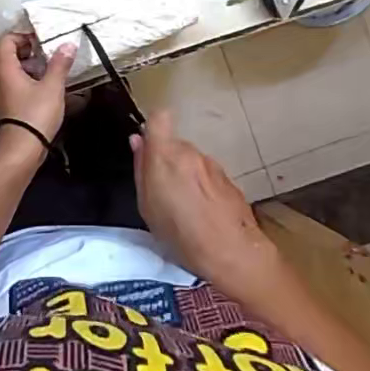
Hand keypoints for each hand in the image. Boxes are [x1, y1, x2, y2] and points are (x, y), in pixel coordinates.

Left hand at [0, 33, 74, 152]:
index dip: (24, 36)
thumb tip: (67, 45)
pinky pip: (15, 87)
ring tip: (52, 74)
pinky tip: (46, 91)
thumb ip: (60, 64)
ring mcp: (0, 94)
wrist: (20, 151)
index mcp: (5, 69)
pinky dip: (28, 84)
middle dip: (30, 53)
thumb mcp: (52, 87)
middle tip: (50, 56)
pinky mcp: (5, 108)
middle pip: (9, 56)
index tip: (42, 41)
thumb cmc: (34, 116)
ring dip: (31, 69)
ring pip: (13, 73)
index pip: (6, 41)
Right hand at [131, 110, 279, 286]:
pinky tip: (203, 214)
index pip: (159, 118)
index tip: (148, 146)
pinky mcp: (229, 180)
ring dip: (186, 177)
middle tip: (163, 192)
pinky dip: (202, 189)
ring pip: (192, 161)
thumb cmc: (180, 233)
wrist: (232, 253)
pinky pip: (207, 176)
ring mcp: (212, 165)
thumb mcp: (147, 205)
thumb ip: (141, 168)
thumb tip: (137, 142)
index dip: (152, 127)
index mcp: (166, 155)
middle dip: (167, 161)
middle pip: (175, 145)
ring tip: (184, 209)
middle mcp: (191, 153)